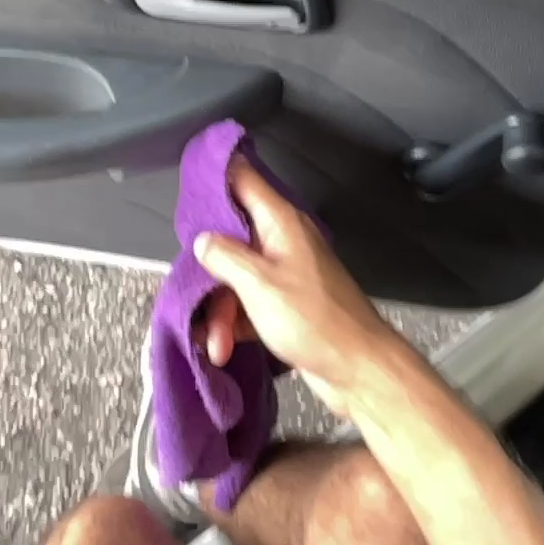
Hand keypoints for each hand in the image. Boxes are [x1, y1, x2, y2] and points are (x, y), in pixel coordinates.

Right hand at [193, 157, 407, 411]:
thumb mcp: (258, 283)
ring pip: (235, 275)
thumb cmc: (313, 319)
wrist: (357, 369)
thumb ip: (224, 255)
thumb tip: (202, 240)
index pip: (242, 178)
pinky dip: (234, 323)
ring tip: (216, 343)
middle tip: (194, 296)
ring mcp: (284, 271)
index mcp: (280, 221)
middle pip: (230, 236)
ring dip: (220, 310)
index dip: (213, 175)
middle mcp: (282, 239)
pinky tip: (223, 347)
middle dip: (208, 270)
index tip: (186, 184)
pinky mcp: (285, 302)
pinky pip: (248, 302)